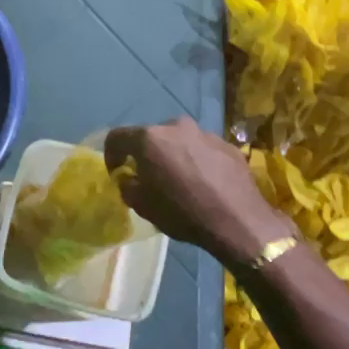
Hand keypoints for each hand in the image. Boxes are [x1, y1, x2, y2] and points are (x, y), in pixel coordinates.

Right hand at [103, 117, 296, 261]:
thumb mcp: (142, 205)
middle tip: (149, 176)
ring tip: (180, 180)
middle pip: (151, 136)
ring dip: (174, 156)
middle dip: (146, 154)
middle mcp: (176, 127)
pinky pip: (202, 149)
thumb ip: (128, 185)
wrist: (238, 221)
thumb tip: (130, 178)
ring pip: (179, 141)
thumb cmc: (182, 212)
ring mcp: (205, 133)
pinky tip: (204, 183)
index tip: (117, 173)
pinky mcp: (227, 145)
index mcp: (150, 139)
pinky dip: (197, 161)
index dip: (111, 155)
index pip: (117, 137)